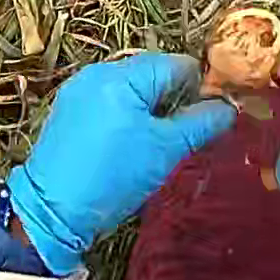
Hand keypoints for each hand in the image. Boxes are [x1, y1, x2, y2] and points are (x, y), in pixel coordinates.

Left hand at [7, 53, 235, 274]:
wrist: (50, 215)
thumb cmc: (113, 177)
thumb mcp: (166, 150)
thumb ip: (202, 122)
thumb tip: (230, 107)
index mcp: (123, 75)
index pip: (178, 65)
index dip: (197, 89)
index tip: (202, 119)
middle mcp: (100, 71)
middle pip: (155, 72)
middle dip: (173, 99)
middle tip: (178, 134)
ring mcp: (81, 87)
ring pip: (134, 86)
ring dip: (150, 107)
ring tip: (151, 142)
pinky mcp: (69, 106)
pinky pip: (111, 97)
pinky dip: (126, 113)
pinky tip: (125, 142)